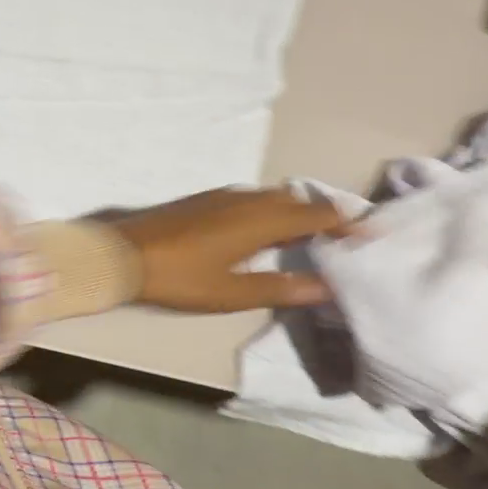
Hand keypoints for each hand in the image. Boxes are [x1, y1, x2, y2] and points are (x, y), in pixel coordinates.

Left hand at [107, 188, 346, 312]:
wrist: (116, 256)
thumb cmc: (176, 277)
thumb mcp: (230, 292)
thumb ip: (280, 288)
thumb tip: (327, 287)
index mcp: (260, 219)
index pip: (318, 213)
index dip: (348, 223)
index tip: (371, 236)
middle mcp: (243, 199)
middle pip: (295, 200)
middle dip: (321, 215)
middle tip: (340, 237)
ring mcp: (217, 197)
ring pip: (268, 197)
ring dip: (291, 210)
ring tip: (304, 235)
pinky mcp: (195, 202)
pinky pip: (244, 199)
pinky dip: (264, 210)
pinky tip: (257, 230)